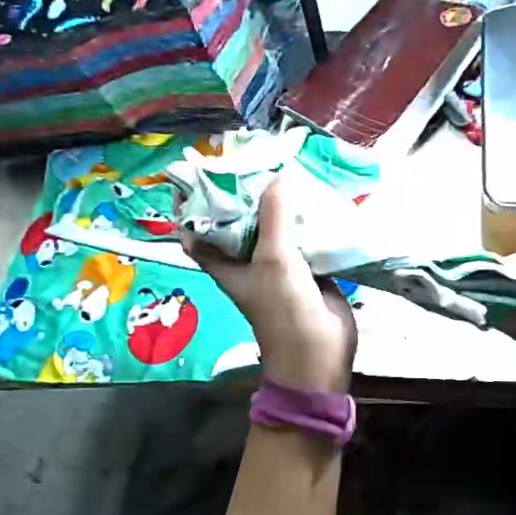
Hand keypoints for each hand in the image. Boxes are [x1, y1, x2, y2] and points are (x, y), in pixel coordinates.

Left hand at [183, 176, 355, 391]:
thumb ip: (275, 216)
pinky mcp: (308, 272)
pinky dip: (308, 224)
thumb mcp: (274, 258)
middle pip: (242, 223)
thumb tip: (278, 175)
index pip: (199, 231)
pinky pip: (304, 241)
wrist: (319, 356)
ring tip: (288, 170)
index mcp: (226, 263)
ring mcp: (279, 267)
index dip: (196, 204)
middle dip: (248, 196)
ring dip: (281, 208)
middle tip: (256, 158)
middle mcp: (249, 263)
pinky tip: (317, 199)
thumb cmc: (284, 310)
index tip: (205, 173)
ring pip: (276, 230)